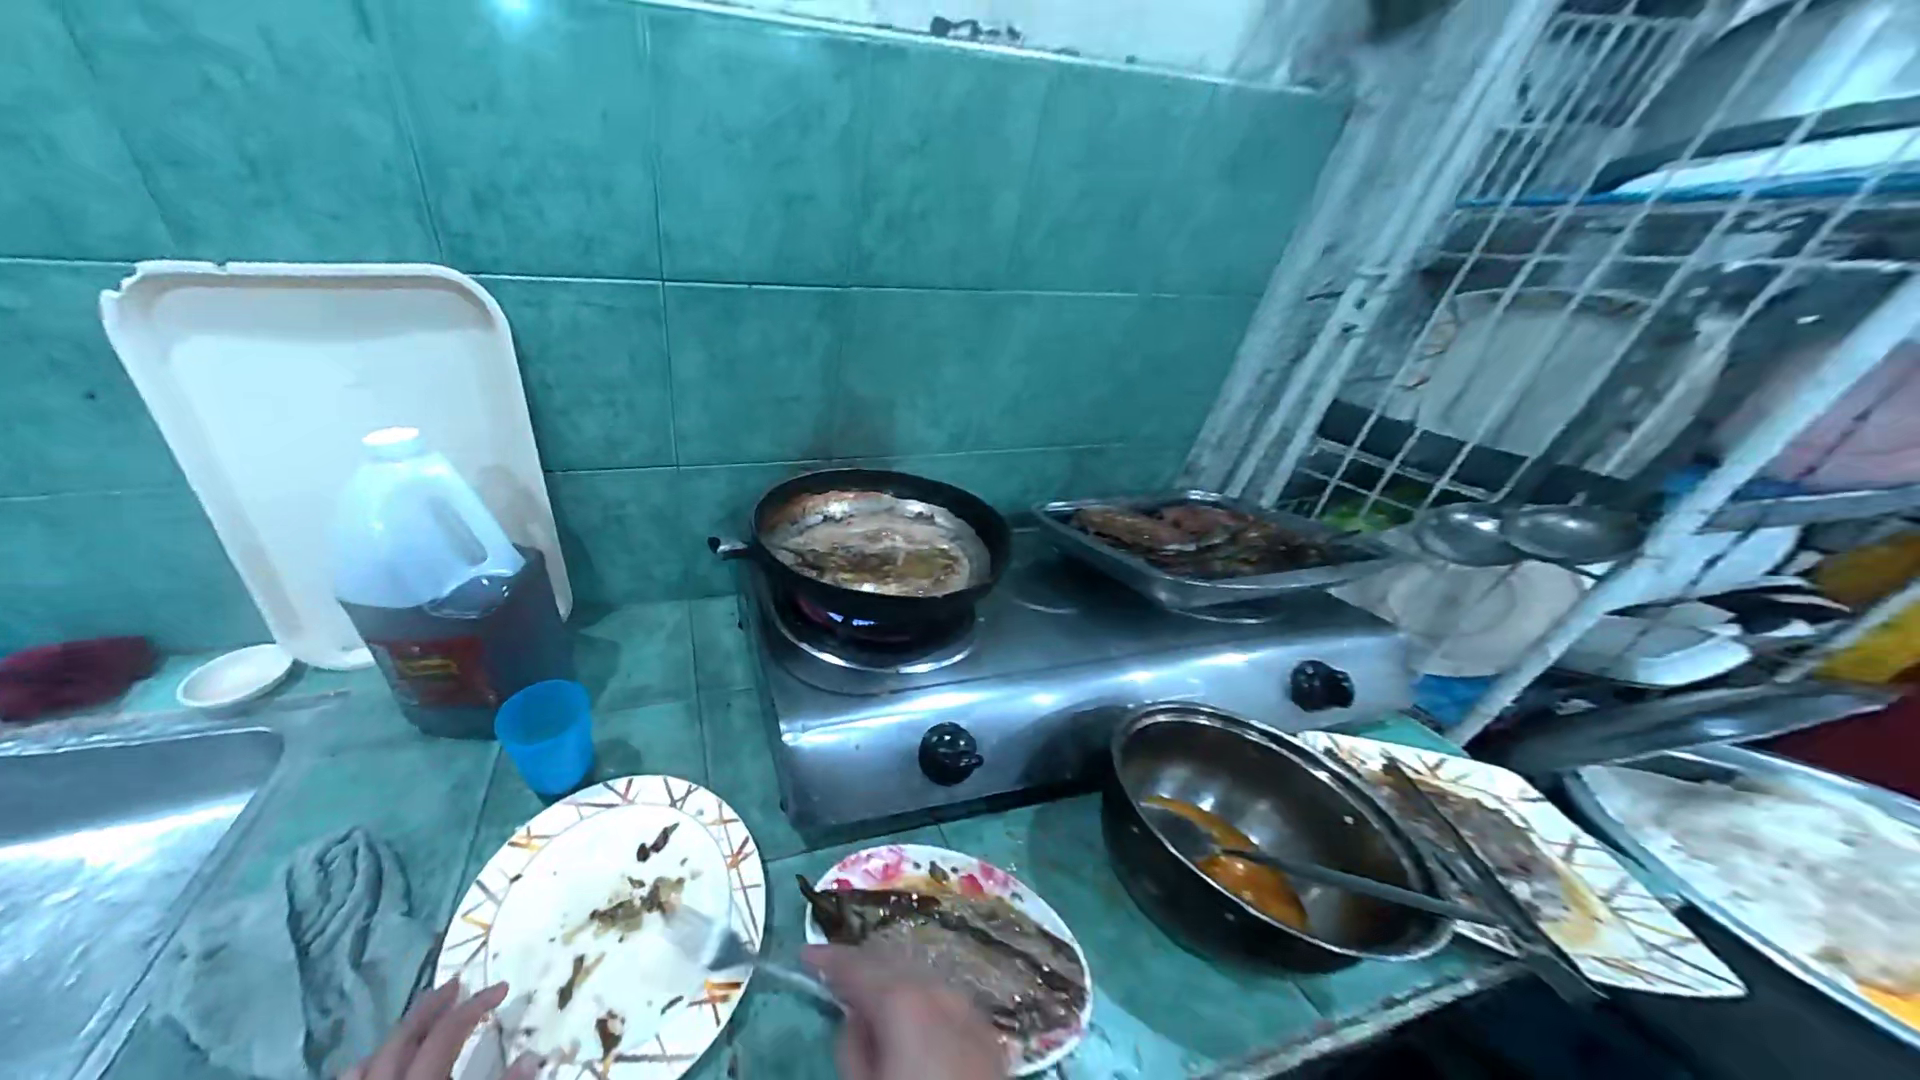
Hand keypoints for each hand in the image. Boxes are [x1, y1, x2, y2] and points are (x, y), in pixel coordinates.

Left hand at [342, 980, 540, 1079]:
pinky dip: (365, 1067)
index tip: (503, 987)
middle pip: (403, 1038)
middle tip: (457, 982)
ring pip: (367, 1061)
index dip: (476, 1005)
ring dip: (397, 1035)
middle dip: (432, 1006)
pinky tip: (378, 1065)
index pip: (447, 1032)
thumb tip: (532, 1056)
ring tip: (420, 1020)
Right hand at [805, 944, 1005, 1079]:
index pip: (856, 965)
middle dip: (863, 970)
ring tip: (871, 1005)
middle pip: (891, 966)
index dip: (828, 958)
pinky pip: (945, 1003)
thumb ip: (852, 1045)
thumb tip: (856, 1017)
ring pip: (921, 981)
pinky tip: (912, 1026)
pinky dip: (922, 1004)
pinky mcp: (986, 1030)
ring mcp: (967, 1007)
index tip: (807, 955)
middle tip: (836, 981)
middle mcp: (937, 990)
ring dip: (894, 986)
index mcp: (902, 1001)